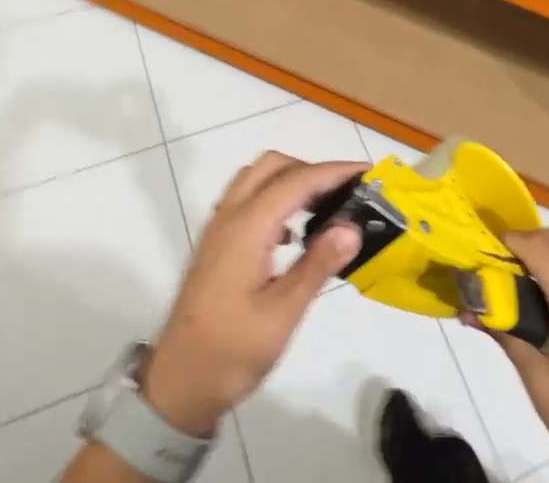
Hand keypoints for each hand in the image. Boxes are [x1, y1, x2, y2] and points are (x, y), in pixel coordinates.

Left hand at [142, 153, 366, 436]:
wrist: (179, 382)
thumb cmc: (232, 351)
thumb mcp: (283, 313)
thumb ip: (317, 265)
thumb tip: (352, 227)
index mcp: (247, 228)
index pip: (297, 181)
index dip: (334, 172)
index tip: (368, 173)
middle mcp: (229, 217)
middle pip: (272, 166)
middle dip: (311, 169)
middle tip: (345, 192)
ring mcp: (218, 229)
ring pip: (256, 179)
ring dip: (291, 181)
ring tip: (325, 207)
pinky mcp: (216, 244)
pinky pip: (246, 199)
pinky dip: (274, 198)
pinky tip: (293, 234)